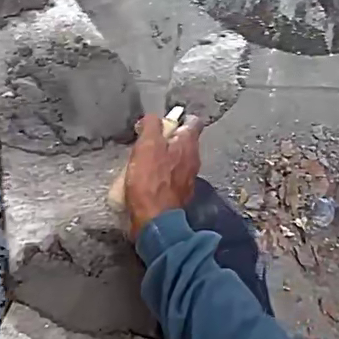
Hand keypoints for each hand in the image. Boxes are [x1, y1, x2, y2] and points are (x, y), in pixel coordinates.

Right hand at [124, 113, 202, 236]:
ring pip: (177, 160)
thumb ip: (151, 126)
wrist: (155, 220)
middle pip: (183, 141)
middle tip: (147, 143)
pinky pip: (172, 177)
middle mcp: (194, 160)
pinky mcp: (180, 194)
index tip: (161, 123)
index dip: (178, 118)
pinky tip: (148, 180)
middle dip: (167, 139)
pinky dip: (162, 175)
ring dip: (163, 157)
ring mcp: (189, 178)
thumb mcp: (147, 146)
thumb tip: (152, 118)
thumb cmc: (150, 181)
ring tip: (144, 162)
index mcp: (189, 144)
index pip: (193, 122)